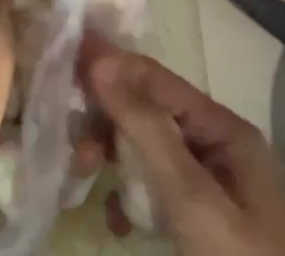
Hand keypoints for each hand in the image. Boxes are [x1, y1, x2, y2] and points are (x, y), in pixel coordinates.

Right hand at [80, 36, 284, 255]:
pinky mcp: (195, 217)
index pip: (155, 78)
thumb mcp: (191, 198)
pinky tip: (117, 223)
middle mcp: (215, 146)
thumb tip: (99, 61)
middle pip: (146, 112)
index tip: (60, 62)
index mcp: (224, 131)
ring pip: (142, 149)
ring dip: (111, 160)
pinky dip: (127, 198)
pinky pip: (149, 187)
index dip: (108, 66)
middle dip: (106, 124)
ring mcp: (206, 183)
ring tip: (85, 180)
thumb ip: (146, 128)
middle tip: (75, 151)